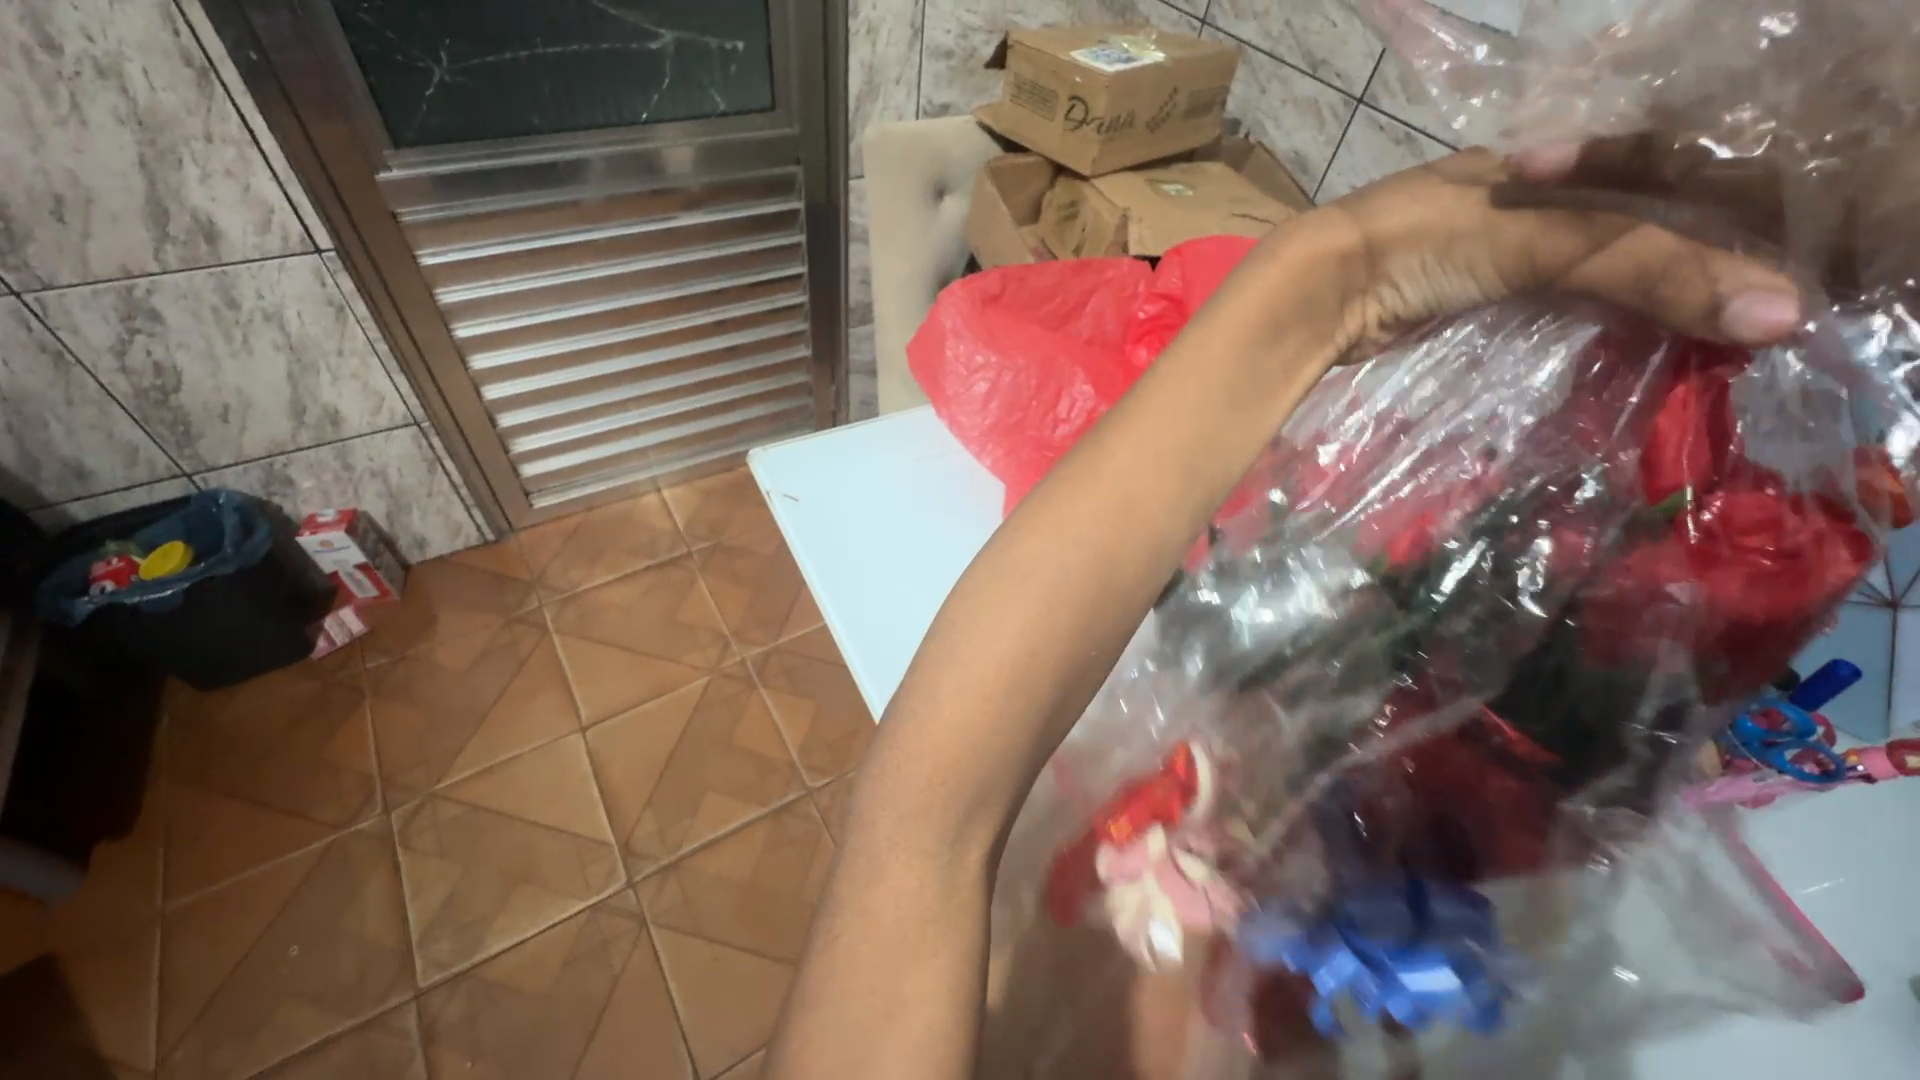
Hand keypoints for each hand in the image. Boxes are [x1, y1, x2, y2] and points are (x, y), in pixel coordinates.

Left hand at [1287, 148, 1804, 361]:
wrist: (1320, 293)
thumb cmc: (1426, 242)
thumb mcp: (1545, 239)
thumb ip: (1652, 267)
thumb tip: (1783, 315)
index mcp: (1551, 159)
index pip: (1666, 175)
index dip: (1726, 215)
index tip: (1784, 259)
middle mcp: (1526, 204)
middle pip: (1631, 233)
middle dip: (1689, 273)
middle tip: (1762, 315)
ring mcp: (1494, 260)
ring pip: (1593, 281)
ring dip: (1646, 312)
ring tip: (1723, 345)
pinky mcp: (1468, 308)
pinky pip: (1549, 319)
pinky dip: (1592, 337)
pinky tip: (1639, 358)